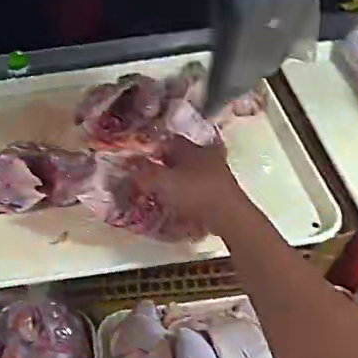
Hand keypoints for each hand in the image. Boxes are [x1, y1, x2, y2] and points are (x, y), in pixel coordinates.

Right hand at [134, 137, 255, 235]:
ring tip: (165, 190)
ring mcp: (219, 173)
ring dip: (180, 178)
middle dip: (167, 163)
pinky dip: (190, 192)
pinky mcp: (223, 192)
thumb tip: (127, 164)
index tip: (140, 159)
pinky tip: (182, 203)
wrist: (229, 216)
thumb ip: (143, 173)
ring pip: (194, 170)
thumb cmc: (195, 193)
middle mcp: (207, 155)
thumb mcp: (163, 182)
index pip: (169, 140)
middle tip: (152, 174)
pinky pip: (201, 187)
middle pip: (183, 155)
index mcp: (192, 148)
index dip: (153, 148)